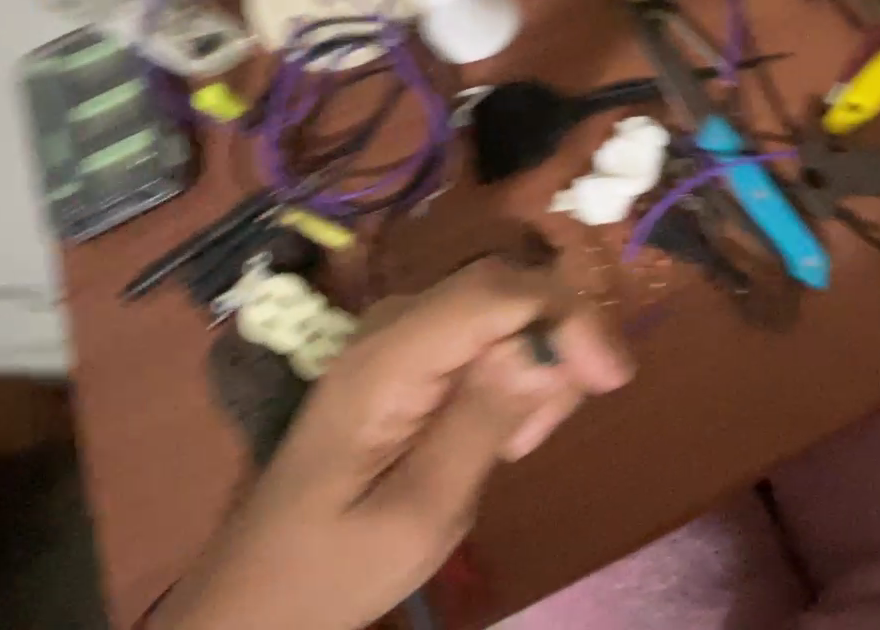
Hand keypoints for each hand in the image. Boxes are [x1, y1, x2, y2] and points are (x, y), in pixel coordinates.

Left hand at [150, 258, 634, 629]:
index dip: (565, 316)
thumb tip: (546, 348)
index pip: (495, 292)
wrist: (265, 588)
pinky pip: (490, 333)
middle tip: (545, 432)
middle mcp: (395, 322)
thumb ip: (482, 423)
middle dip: (557, 344)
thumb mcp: (420, 515)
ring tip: (515, 447)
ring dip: (537, 367)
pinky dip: (516, 375)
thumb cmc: (336, 565)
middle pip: (507, 290)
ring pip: (508, 309)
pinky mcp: (414, 350)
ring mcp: (403, 331)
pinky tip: (500, 434)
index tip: (613, 377)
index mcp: (385, 358)